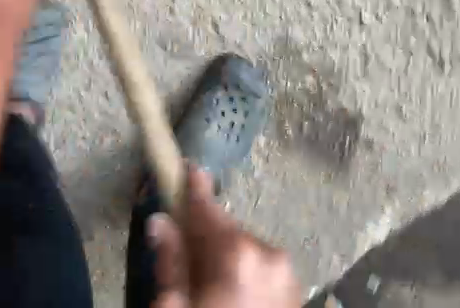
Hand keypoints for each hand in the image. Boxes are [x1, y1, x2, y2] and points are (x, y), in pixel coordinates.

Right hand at [148, 168, 299, 307]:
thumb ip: (170, 263)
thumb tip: (161, 222)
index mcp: (237, 253)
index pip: (206, 208)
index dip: (192, 187)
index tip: (187, 166)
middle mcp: (270, 256)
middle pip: (226, 231)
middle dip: (203, 235)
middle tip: (180, 249)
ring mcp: (289, 279)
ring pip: (245, 251)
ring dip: (224, 258)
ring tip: (204, 288)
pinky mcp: (298, 299)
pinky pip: (263, 273)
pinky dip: (244, 276)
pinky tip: (227, 298)